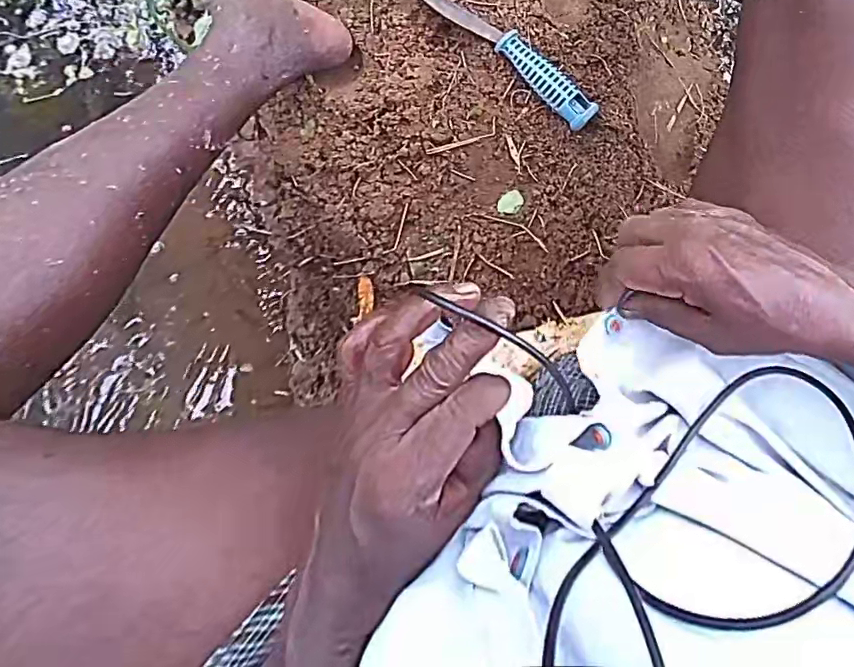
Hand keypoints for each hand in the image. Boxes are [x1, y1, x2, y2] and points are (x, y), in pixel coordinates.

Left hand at [277, 284, 512, 665]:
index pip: (460, 410)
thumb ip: (480, 452)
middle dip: (475, 332)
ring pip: (389, 341)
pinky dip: (381, 321)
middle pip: (433, 367)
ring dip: (428, 309)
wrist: (342, 560)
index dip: (493, 389)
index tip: (510, 384)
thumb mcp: (455, 512)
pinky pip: (357, 346)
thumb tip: (495, 403)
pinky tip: (408, 309)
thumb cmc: (396, 543)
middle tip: (502, 312)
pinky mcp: (349, 398)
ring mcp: (359, 409)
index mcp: (408, 471)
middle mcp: (378, 432)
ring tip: (461, 293)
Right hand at [593, 200, 853, 361]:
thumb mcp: (712, 334)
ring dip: (642, 245)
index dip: (609, 287)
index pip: (621, 264)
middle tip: (631, 292)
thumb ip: (662, 314)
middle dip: (621, 264)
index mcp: (685, 263)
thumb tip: (632, 306)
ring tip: (656, 276)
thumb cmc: (778, 322)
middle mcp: (692, 230)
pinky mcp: (725, 212)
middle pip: (627, 234)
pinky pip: (676, 211)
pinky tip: (681, 257)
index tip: (612, 303)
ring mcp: (709, 216)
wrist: (827, 303)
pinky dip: (666, 231)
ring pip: (648, 218)